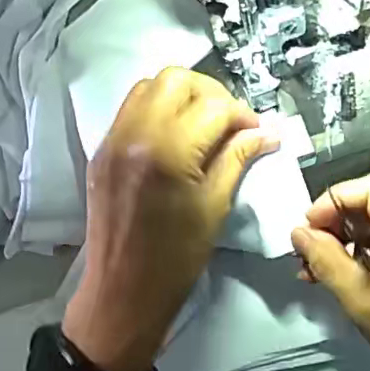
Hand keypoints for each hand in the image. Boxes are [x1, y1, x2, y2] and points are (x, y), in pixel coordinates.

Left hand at [64, 68, 275, 370]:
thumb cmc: (176, 258)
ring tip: (203, 126)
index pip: (213, 104)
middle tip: (229, 123)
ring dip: (182, 96)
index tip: (256, 132)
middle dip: (211, 94)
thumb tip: (267, 132)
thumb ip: (238, 158)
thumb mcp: (216, 206)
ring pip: (150, 85)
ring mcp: (113, 139)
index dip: (242, 114)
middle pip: (177, 80)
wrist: (122, 291)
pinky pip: (131, 108)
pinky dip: (158, 109)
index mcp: (169, 152)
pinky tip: (176, 136)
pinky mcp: (102, 149)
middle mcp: (135, 134)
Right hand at [290, 174, 369, 370]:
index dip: (334, 201)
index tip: (306, 229)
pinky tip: (334, 270)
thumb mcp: (365, 303)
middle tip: (305, 252)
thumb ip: (328, 263)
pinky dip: (358, 250)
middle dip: (334, 222)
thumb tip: (297, 232)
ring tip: (313, 266)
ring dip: (342, 238)